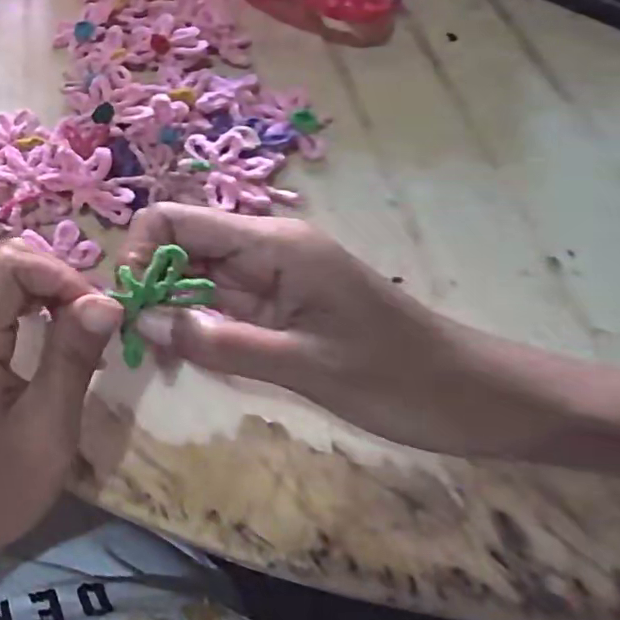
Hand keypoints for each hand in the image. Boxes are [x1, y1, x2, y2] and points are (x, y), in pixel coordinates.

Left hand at [0, 240, 122, 567]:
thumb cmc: (3, 482)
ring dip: (56, 288)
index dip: (59, 274)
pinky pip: (12, 298)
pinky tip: (71, 330)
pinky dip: (46, 303)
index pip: (10, 264)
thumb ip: (72, 357)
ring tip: (93, 323)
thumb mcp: (48, 425)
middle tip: (101, 316)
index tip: (99, 310)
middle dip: (61, 277)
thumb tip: (107, 300)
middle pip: (10, 262)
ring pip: (12, 275)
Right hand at [121, 204, 578, 459]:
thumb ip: (220, 343)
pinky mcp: (274, 302)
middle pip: (177, 246)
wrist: (487, 400)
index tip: (132, 304)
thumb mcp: (307, 366)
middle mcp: (263, 247)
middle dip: (147, 285)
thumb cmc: (404, 379)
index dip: (139, 252)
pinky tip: (183, 356)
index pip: (174, 219)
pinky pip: (213, 303)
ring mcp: (267, 275)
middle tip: (134, 339)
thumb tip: (144, 322)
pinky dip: (191, 325)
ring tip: (154, 355)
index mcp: (273, 242)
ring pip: (191, 276)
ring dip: (165, 309)